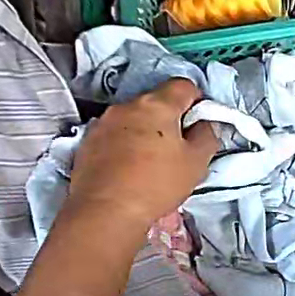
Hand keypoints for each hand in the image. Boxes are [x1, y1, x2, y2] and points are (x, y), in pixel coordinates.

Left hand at [63, 80, 217, 231]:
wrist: (106, 209)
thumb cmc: (157, 183)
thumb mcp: (196, 163)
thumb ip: (207, 136)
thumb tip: (206, 124)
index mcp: (157, 105)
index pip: (183, 86)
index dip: (197, 100)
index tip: (200, 122)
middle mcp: (127, 105)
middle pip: (156, 101)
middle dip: (170, 118)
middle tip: (180, 147)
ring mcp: (103, 122)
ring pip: (134, 118)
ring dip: (146, 131)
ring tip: (152, 161)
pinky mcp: (87, 141)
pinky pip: (115, 135)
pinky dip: (126, 144)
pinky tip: (130, 168)